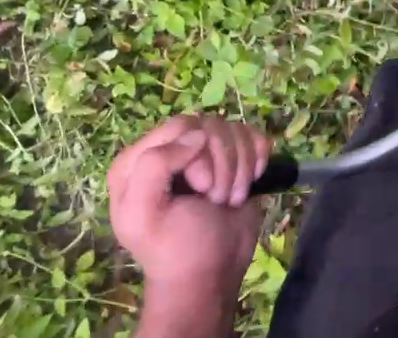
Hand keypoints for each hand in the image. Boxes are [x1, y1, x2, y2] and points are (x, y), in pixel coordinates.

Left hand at [107, 115, 270, 295]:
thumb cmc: (175, 247)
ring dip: (241, 167)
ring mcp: (204, 153)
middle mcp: (171, 150)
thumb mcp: (145, 213)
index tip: (201, 188)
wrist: (212, 272)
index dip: (199, 152)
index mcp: (139, 160)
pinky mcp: (235, 158)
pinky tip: (249, 184)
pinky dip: (258, 159)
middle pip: (212, 125)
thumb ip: (155, 166)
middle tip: (217, 197)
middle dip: (224, 161)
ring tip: (230, 198)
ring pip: (235, 130)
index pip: (181, 126)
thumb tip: (199, 134)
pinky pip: (254, 136)